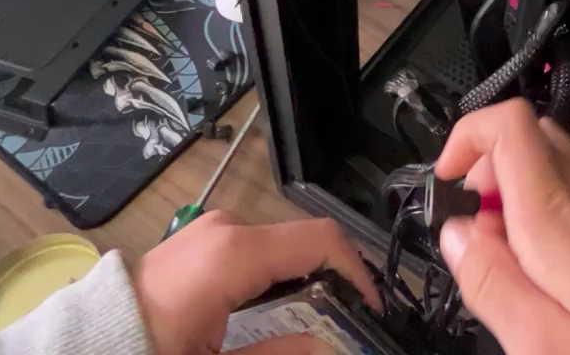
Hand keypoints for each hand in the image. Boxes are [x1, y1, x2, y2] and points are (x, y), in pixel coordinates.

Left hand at [132, 212, 380, 354]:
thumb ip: (277, 354)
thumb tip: (331, 345)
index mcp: (234, 253)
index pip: (320, 240)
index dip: (355, 270)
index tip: (372, 308)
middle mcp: (228, 228)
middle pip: (303, 244)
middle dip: (332, 281)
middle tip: (348, 321)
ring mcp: (210, 231)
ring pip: (281, 248)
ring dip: (304, 280)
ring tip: (317, 320)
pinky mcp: (197, 243)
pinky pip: (254, 252)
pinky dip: (277, 277)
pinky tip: (277, 311)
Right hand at [435, 100, 569, 354]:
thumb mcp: (539, 341)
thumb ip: (490, 281)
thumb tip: (457, 231)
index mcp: (553, 206)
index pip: (508, 122)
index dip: (468, 134)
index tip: (448, 179)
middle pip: (525, 133)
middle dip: (487, 166)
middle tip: (479, 229)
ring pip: (550, 152)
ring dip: (517, 180)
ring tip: (511, 246)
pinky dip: (547, 192)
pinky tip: (551, 249)